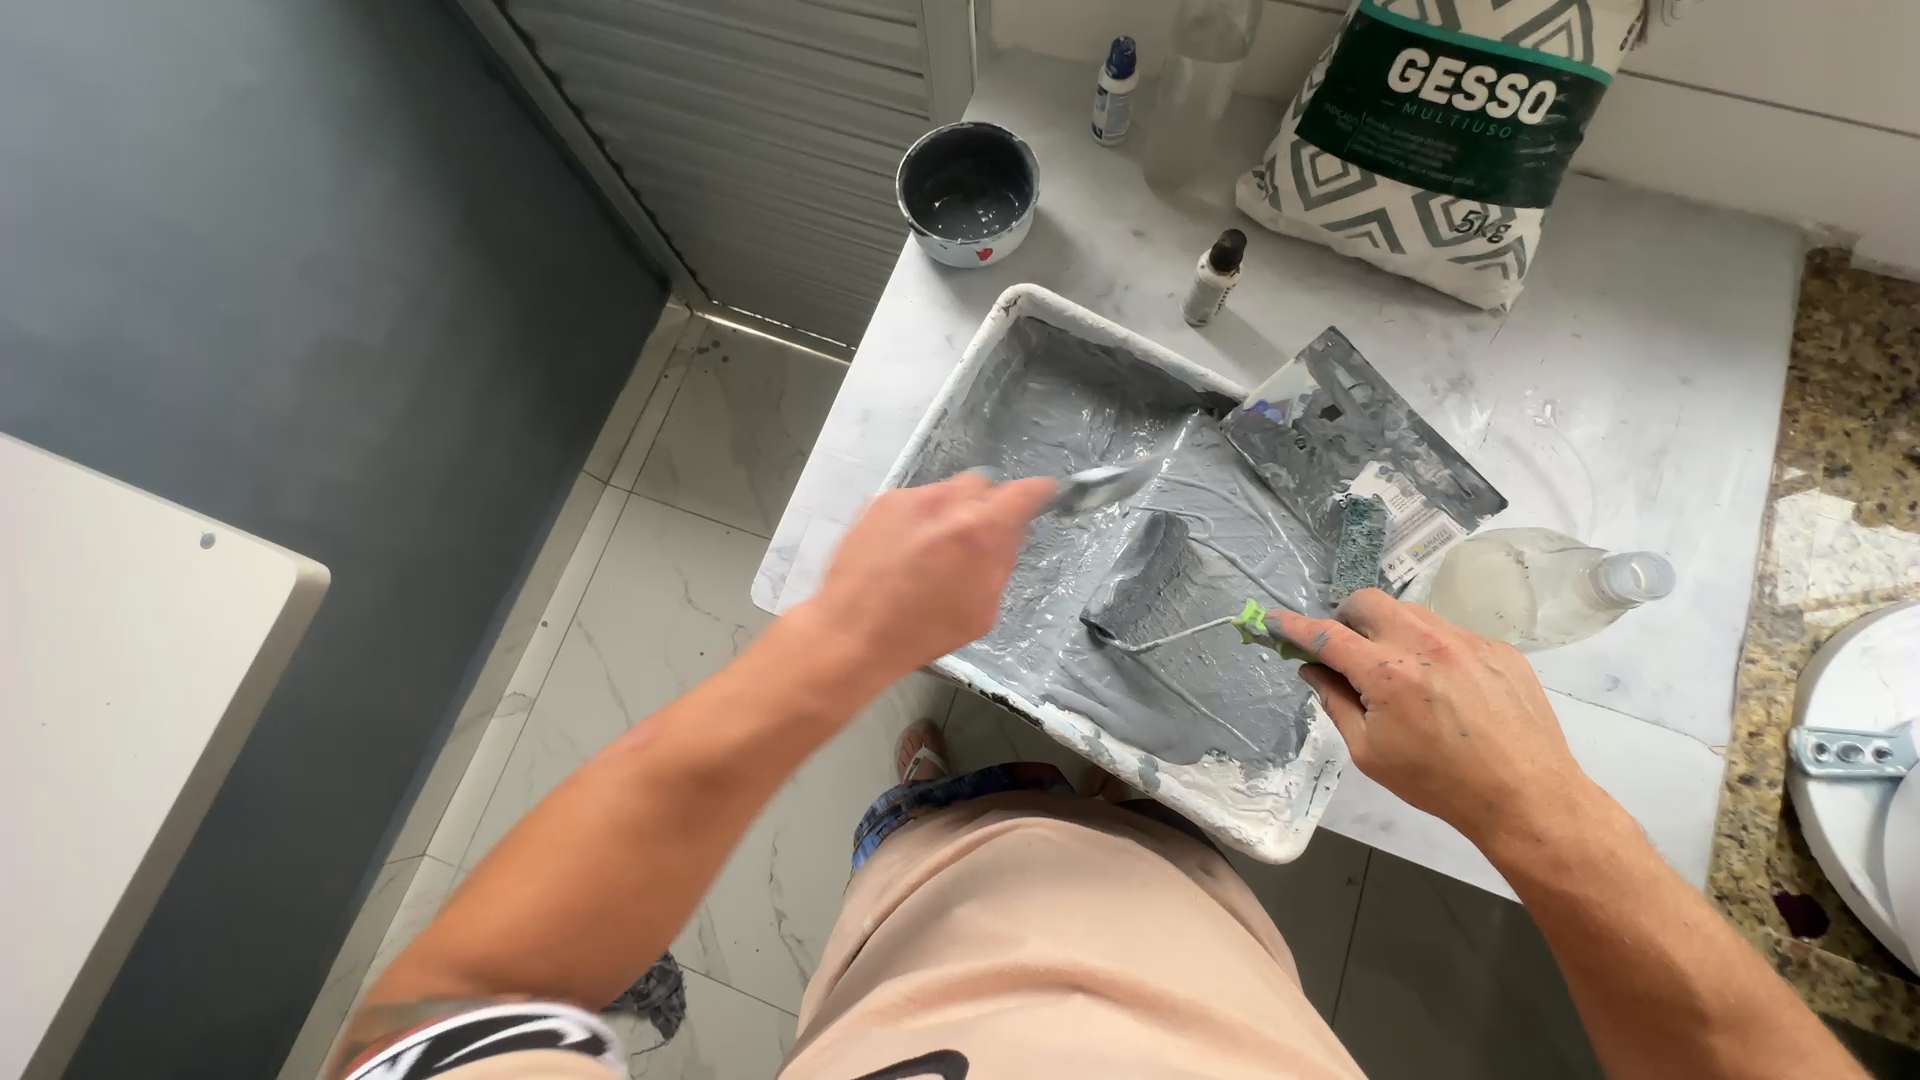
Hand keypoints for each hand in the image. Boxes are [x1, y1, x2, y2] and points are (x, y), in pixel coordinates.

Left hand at [800, 471, 1055, 683]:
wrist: (852, 633)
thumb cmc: (923, 632)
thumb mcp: (983, 609)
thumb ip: (1002, 562)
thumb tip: (1008, 534)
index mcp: (979, 532)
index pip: (1024, 492)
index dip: (1039, 492)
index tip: (1043, 495)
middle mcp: (945, 504)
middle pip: (983, 484)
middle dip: (987, 505)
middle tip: (977, 537)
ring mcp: (908, 499)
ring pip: (946, 490)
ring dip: (951, 511)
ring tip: (934, 548)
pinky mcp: (879, 502)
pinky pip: (914, 500)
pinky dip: (920, 518)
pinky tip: (906, 549)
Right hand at [1273, 589, 1598, 852]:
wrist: (1527, 798)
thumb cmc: (1437, 783)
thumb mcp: (1368, 751)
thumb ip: (1334, 702)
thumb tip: (1313, 669)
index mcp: (1387, 674)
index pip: (1325, 635)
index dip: (1293, 626)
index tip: (1272, 619)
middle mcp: (1425, 645)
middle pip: (1367, 602)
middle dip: (1345, 618)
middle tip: (1346, 650)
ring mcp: (1466, 642)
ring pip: (1409, 612)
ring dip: (1387, 630)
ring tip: (1397, 670)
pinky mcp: (1498, 649)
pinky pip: (1449, 632)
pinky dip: (1430, 648)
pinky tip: (1443, 686)